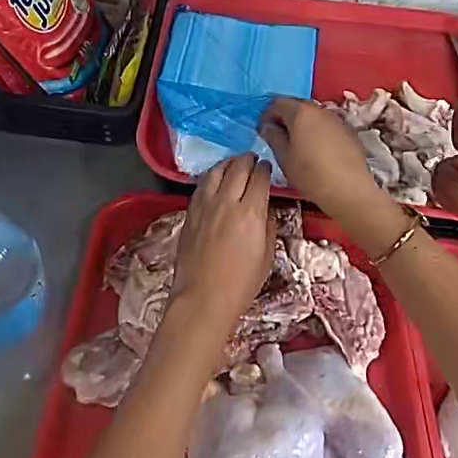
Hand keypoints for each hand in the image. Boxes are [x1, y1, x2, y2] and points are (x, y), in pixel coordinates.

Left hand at [172, 154, 276, 325]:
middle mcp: (227, 202)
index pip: (260, 177)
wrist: (203, 298)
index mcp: (250, 212)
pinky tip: (215, 180)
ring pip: (216, 171)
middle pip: (238, 168)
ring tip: (234, 164)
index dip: (266, 168)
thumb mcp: (267, 255)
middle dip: (248, 160)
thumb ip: (268, 226)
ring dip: (228, 163)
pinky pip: (201, 186)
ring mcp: (205, 206)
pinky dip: (211, 177)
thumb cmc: (241, 282)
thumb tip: (265, 210)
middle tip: (253, 159)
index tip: (268, 167)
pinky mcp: (189, 213)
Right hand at [261, 97, 389, 218]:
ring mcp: (337, 119)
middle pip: (297, 106)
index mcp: (300, 112)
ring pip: (314, 116)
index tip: (263, 131)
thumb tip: (268, 126)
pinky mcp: (349, 132)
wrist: (349, 188)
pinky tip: (317, 151)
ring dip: (302, 125)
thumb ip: (273, 136)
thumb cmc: (310, 173)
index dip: (266, 115)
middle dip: (285, 118)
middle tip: (278, 137)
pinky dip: (318, 132)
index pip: (277, 103)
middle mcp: (320, 110)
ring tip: (297, 145)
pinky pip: (328, 126)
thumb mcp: (284, 156)